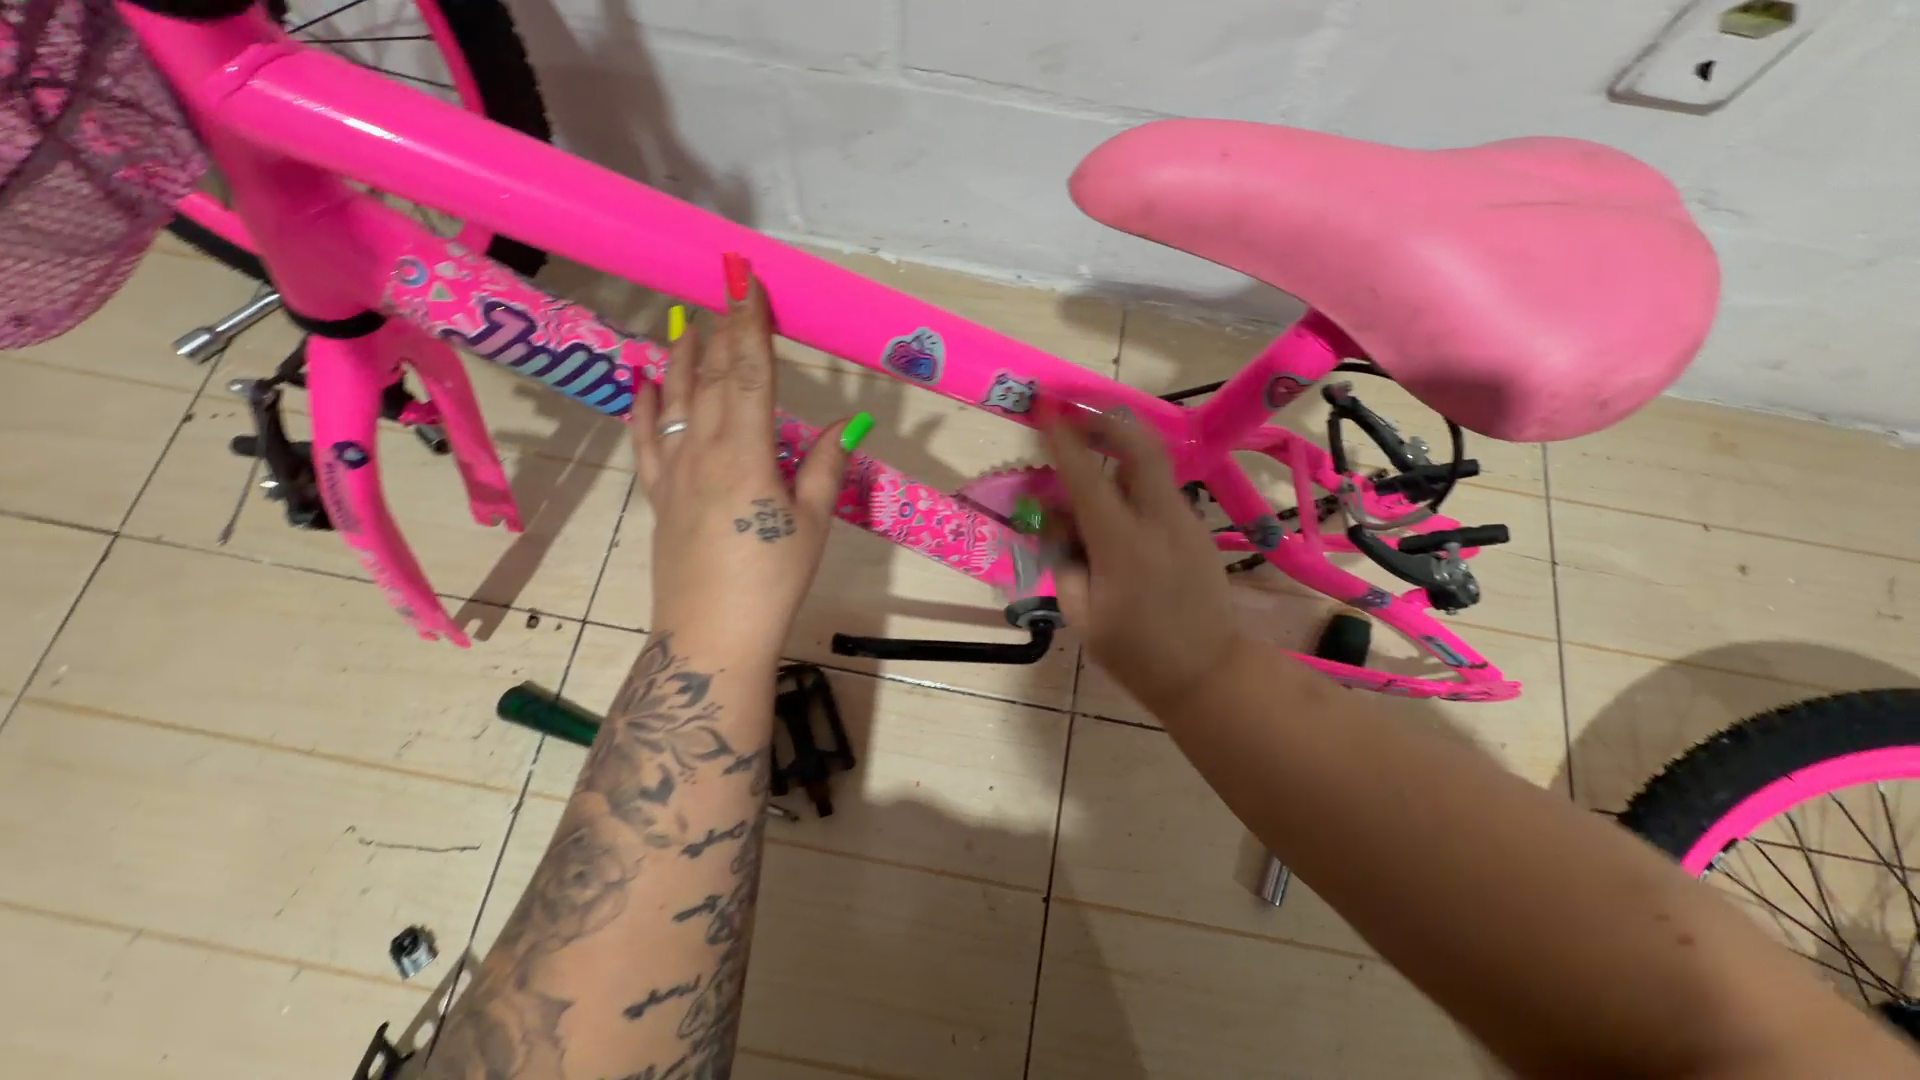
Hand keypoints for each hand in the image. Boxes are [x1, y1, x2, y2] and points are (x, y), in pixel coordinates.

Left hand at [630, 258, 854, 656]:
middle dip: (722, 328)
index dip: (750, 324)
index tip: (747, 283)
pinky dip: (644, 407)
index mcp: (747, 453)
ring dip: (682, 357)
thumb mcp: (811, 523)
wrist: (710, 633)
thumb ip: (826, 466)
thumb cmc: (772, 580)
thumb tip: (851, 421)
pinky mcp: (658, 496)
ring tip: (686, 321)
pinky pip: (646, 441)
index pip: (749, 372)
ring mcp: (674, 472)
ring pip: (675, 399)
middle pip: (713, 377)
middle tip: (724, 289)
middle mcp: (704, 450)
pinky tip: (643, 384)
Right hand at [1041, 405, 1249, 713]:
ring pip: (1153, 466)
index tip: (1046, 408)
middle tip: (1078, 413)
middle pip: (1139, 447)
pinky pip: (1162, 491)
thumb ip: (1065, 559)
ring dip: (1121, 450)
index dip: (1063, 439)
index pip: (1086, 477)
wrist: (1207, 671)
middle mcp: (1159, 521)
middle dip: (1107, 420)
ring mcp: (1185, 522)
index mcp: (1122, 545)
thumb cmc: (1134, 653)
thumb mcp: (1082, 615)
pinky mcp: (1197, 530)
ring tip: (1092, 457)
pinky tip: (1119, 504)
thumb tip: (1058, 518)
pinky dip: (1136, 482)